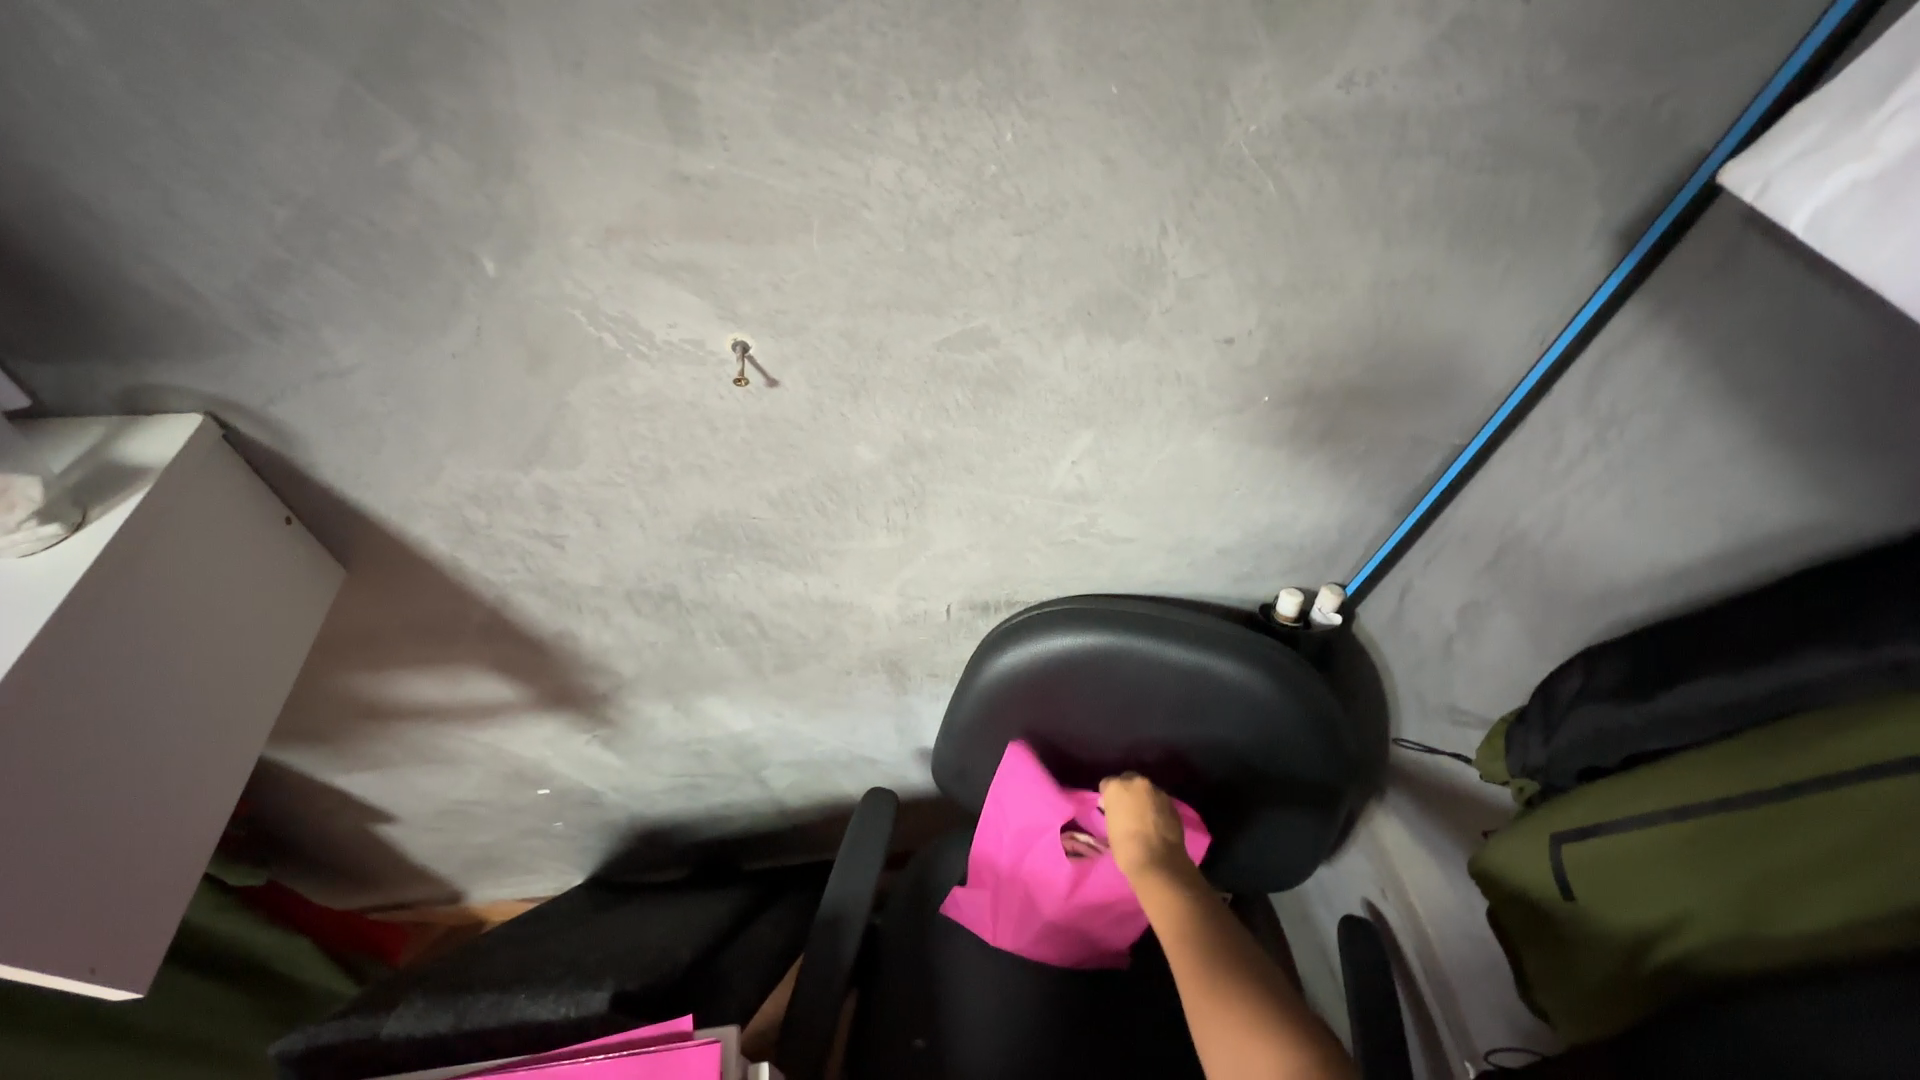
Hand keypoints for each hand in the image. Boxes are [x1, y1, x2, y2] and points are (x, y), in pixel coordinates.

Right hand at [1099, 772, 1193, 881]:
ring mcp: (1157, 791)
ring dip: (1144, 799)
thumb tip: (1119, 810)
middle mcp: (1137, 783)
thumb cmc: (1125, 847)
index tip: (1109, 808)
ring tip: (1144, 817)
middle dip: (1128, 791)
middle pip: (1129, 780)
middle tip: (1127, 809)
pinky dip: (1157, 808)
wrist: (1157, 861)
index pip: (1107, 783)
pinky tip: (1157, 823)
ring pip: (1147, 790)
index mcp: (1116, 787)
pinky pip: (1160, 801)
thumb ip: (1114, 810)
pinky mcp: (1172, 803)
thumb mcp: (1110, 826)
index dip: (1108, 796)